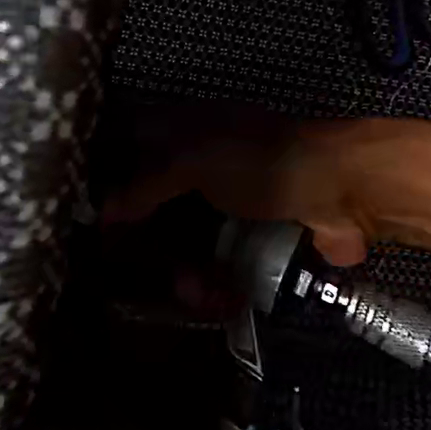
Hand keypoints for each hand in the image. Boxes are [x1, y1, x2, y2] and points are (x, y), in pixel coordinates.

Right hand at [101, 104, 425, 266]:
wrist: (341, 192)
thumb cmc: (262, 162)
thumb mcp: (196, 161)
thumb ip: (145, 184)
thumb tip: (102, 212)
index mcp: (180, 133)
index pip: (125, 150)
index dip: (103, 180)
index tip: (89, 219)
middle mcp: (194, 166)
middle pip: (147, 206)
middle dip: (141, 242)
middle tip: (133, 269)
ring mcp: (220, 204)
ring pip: (178, 241)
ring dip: (179, 270)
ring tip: (195, 292)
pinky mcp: (244, 237)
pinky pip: (211, 262)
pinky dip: (210, 281)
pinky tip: (217, 296)